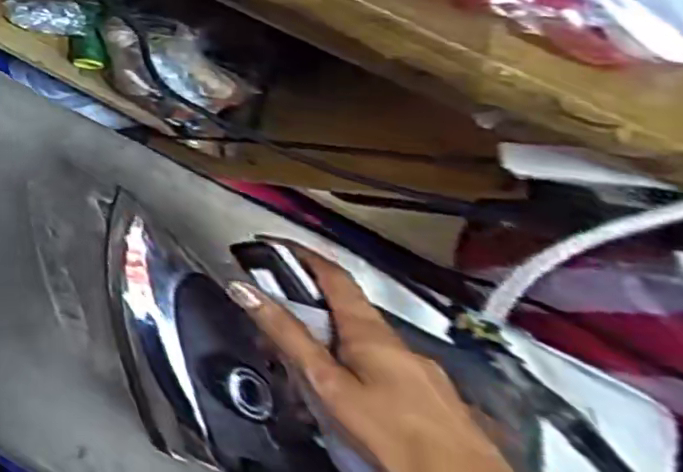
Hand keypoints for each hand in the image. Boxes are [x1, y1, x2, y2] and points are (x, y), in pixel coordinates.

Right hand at [229, 245, 513, 471]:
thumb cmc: (395, 437)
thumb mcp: (328, 385)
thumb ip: (287, 337)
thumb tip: (244, 289)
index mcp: (371, 332)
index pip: (332, 275)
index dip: (300, 255)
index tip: (270, 246)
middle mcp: (400, 345)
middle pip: (344, 313)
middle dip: (306, 315)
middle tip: (273, 332)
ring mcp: (425, 375)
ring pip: (364, 347)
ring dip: (330, 350)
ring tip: (305, 377)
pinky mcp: (439, 405)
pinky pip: (385, 374)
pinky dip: (356, 375)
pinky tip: (347, 403)